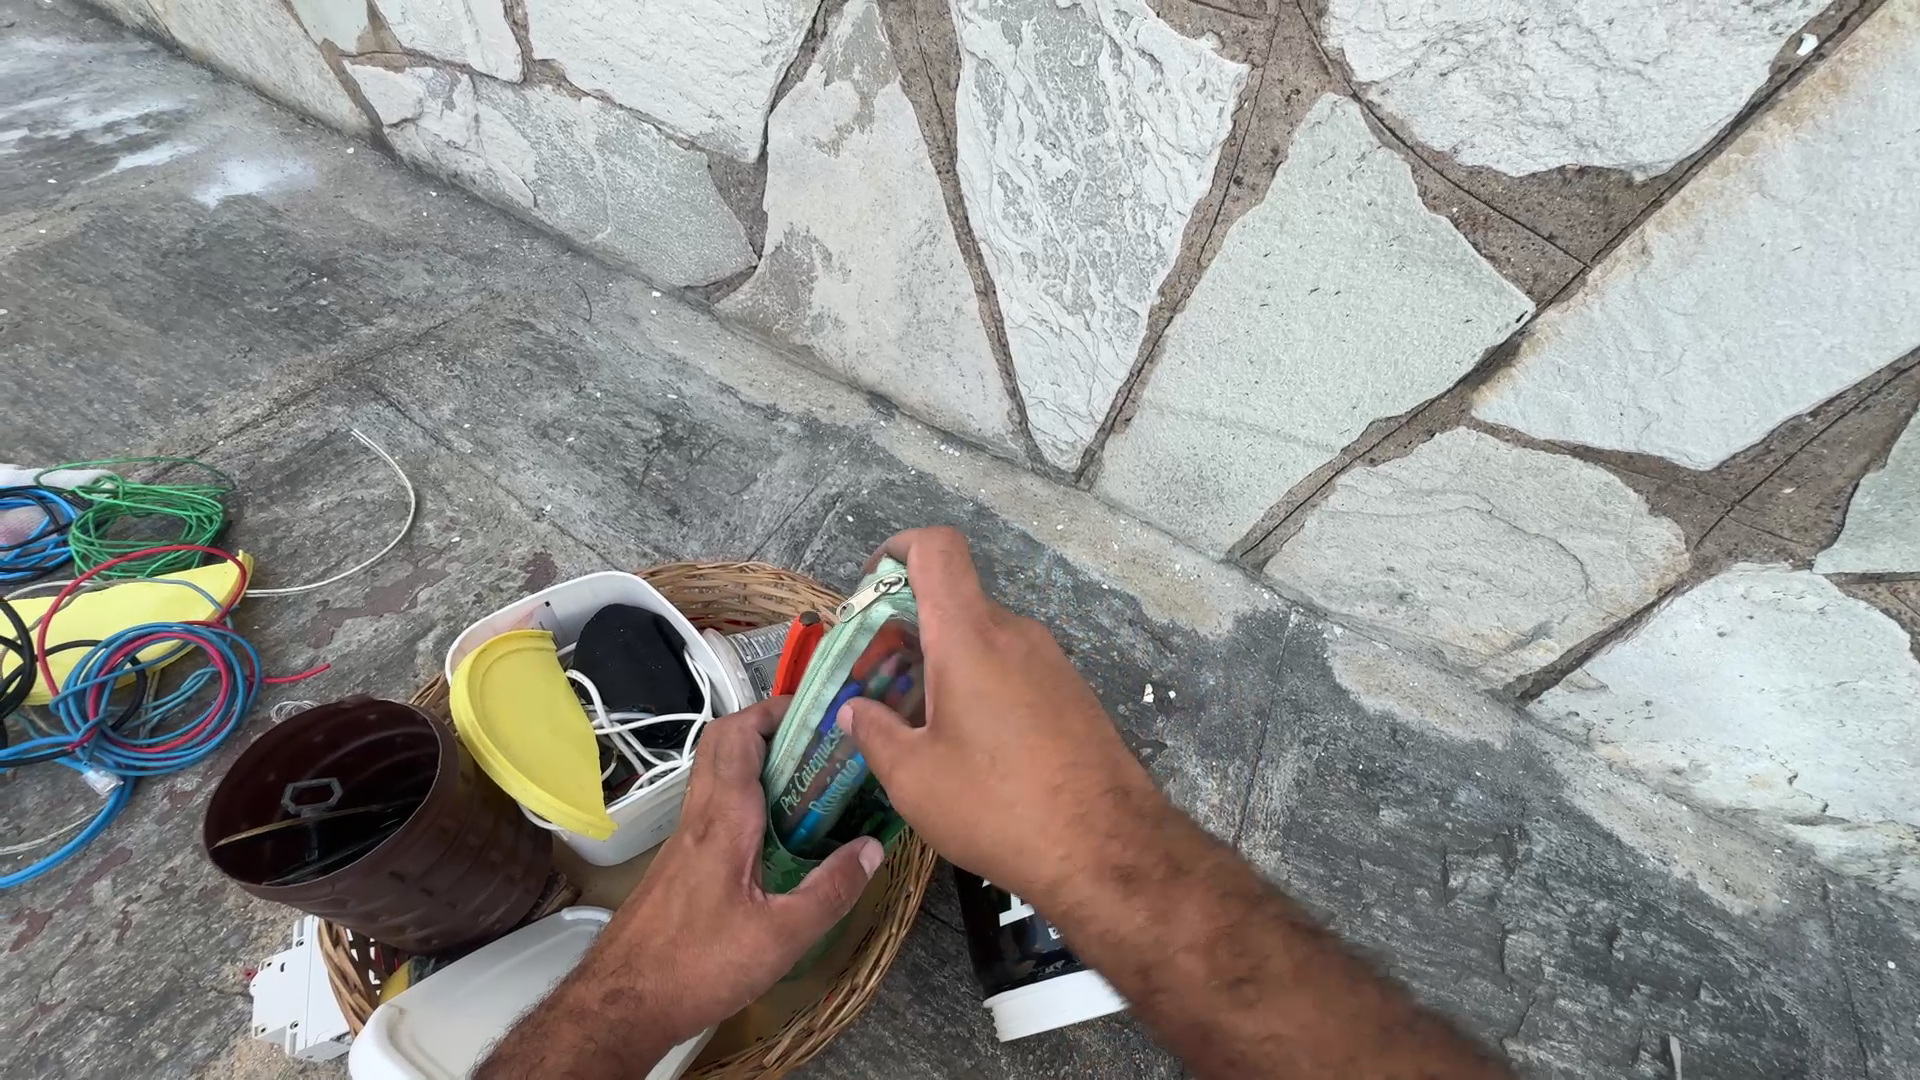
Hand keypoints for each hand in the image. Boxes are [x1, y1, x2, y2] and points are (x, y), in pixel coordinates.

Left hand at [596, 697, 882, 1045]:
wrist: (619, 1005)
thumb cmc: (696, 966)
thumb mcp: (779, 939)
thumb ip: (829, 891)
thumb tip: (872, 849)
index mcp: (725, 816)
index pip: (740, 734)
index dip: (775, 709)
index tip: (817, 712)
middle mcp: (701, 813)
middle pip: (722, 739)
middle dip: (766, 722)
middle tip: (812, 737)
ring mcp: (686, 833)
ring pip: (715, 767)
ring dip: (755, 753)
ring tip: (804, 772)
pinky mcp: (681, 856)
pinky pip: (714, 798)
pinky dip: (745, 788)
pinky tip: (776, 822)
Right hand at [840, 527, 1160, 910]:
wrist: (1109, 846)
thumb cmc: (1000, 805)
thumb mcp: (915, 779)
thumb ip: (874, 733)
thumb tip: (854, 711)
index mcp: (970, 635)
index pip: (936, 547)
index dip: (896, 548)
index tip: (869, 589)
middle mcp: (1013, 631)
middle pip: (950, 599)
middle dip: (902, 630)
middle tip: (874, 683)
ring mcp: (1048, 658)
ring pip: (979, 635)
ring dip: (938, 661)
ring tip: (914, 720)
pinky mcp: (1068, 687)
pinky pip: (1009, 661)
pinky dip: (975, 678)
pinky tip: (966, 738)